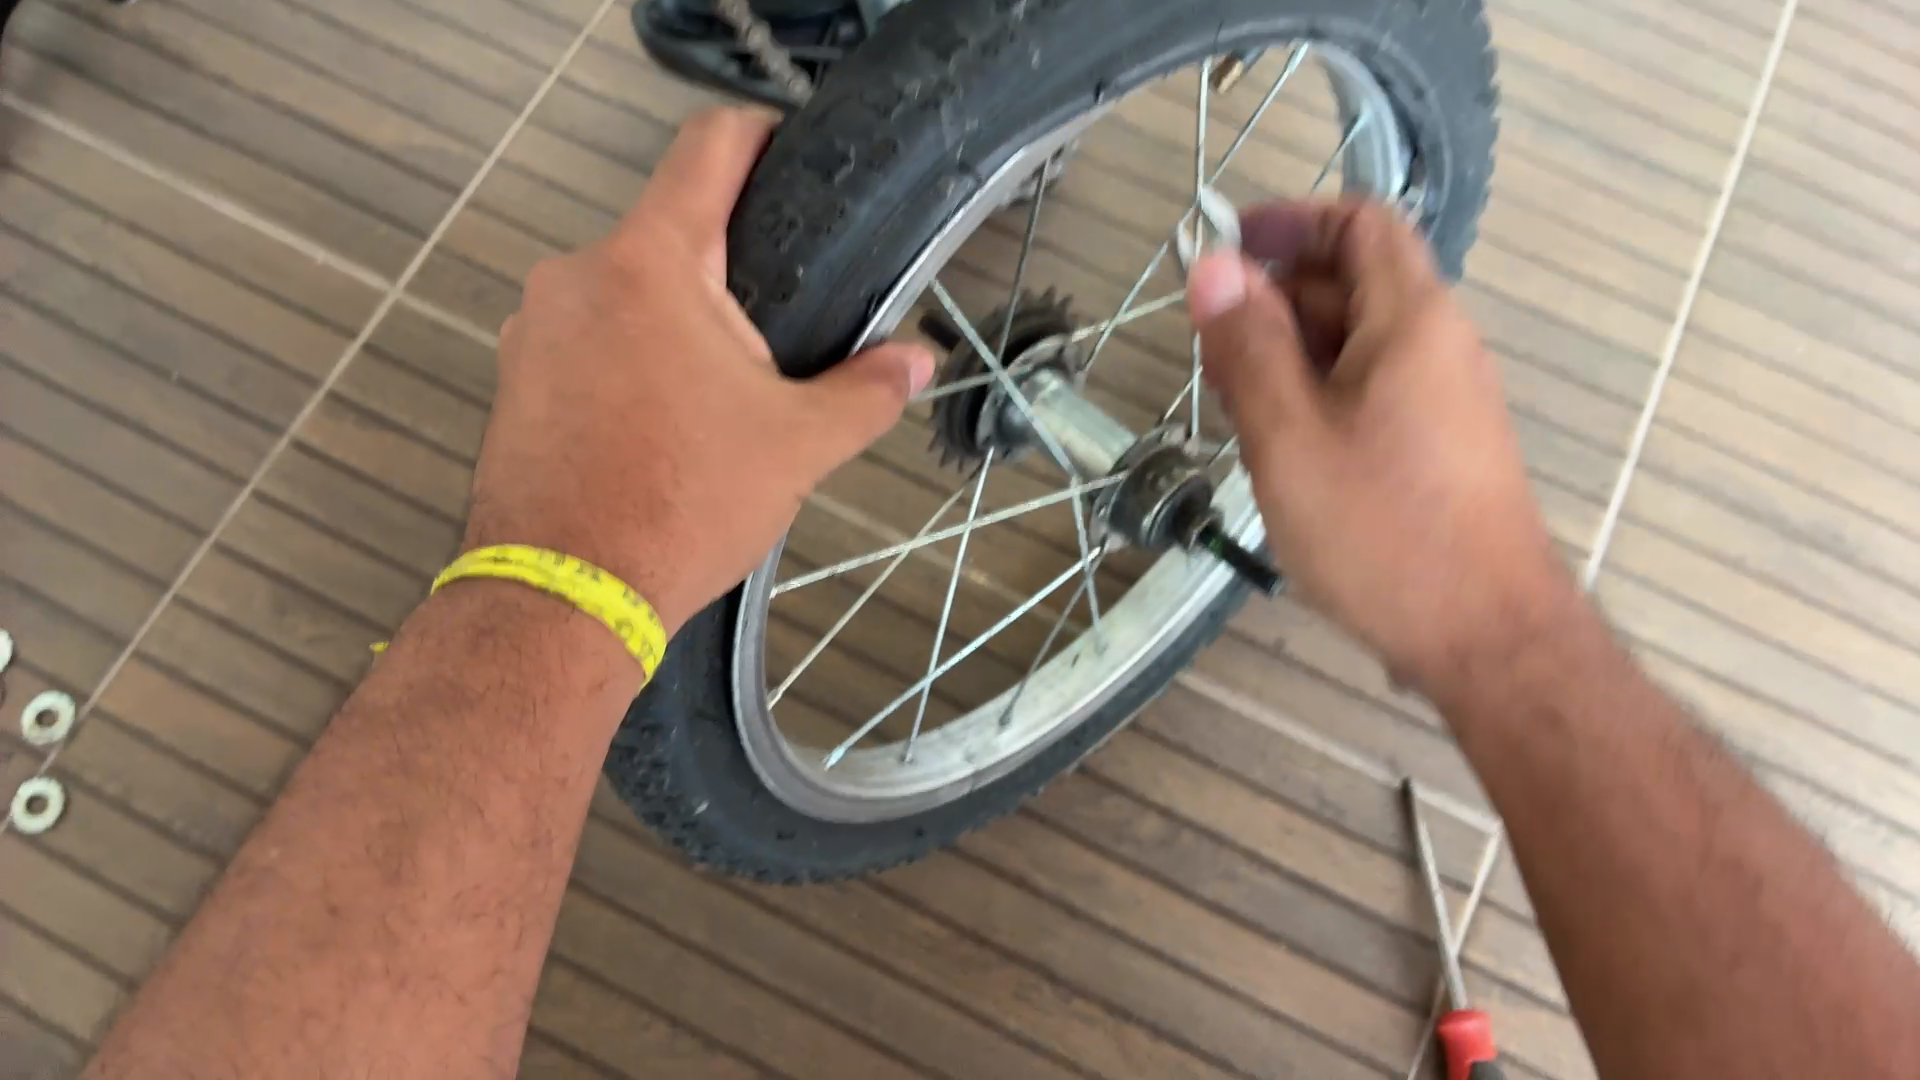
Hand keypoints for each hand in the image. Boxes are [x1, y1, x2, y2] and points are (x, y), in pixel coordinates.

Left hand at [466, 107, 933, 635]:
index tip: (793, 159)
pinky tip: (662, 431)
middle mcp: (578, 276)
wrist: (566, 595)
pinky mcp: (516, 381)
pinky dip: (634, 366)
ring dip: (682, 330)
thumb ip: (867, 392)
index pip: (709, 150)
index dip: (760, 137)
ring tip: (719, 408)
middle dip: (732, 281)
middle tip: (776, 353)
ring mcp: (535, 330)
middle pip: (675, 241)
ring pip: (632, 299)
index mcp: (651, 265)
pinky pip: (591, 345)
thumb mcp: (798, 446)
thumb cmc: (684, 503)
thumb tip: (921, 363)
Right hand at [1187, 199, 1576, 690]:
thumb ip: (1248, 347)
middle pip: (1351, 284)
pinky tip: (1273, 440)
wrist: (1481, 634)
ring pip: (1352, 344)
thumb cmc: (1379, 530)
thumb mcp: (1290, 434)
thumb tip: (1210, 265)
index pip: (1358, 225)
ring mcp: (1437, 398)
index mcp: (1411, 321)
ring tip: (1228, 399)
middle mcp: (1434, 344)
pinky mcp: (1430, 445)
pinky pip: (1363, 390)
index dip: (1289, 222)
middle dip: (1272, 297)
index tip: (1221, 249)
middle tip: (1207, 347)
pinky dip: (1310, 392)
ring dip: (1285, 351)